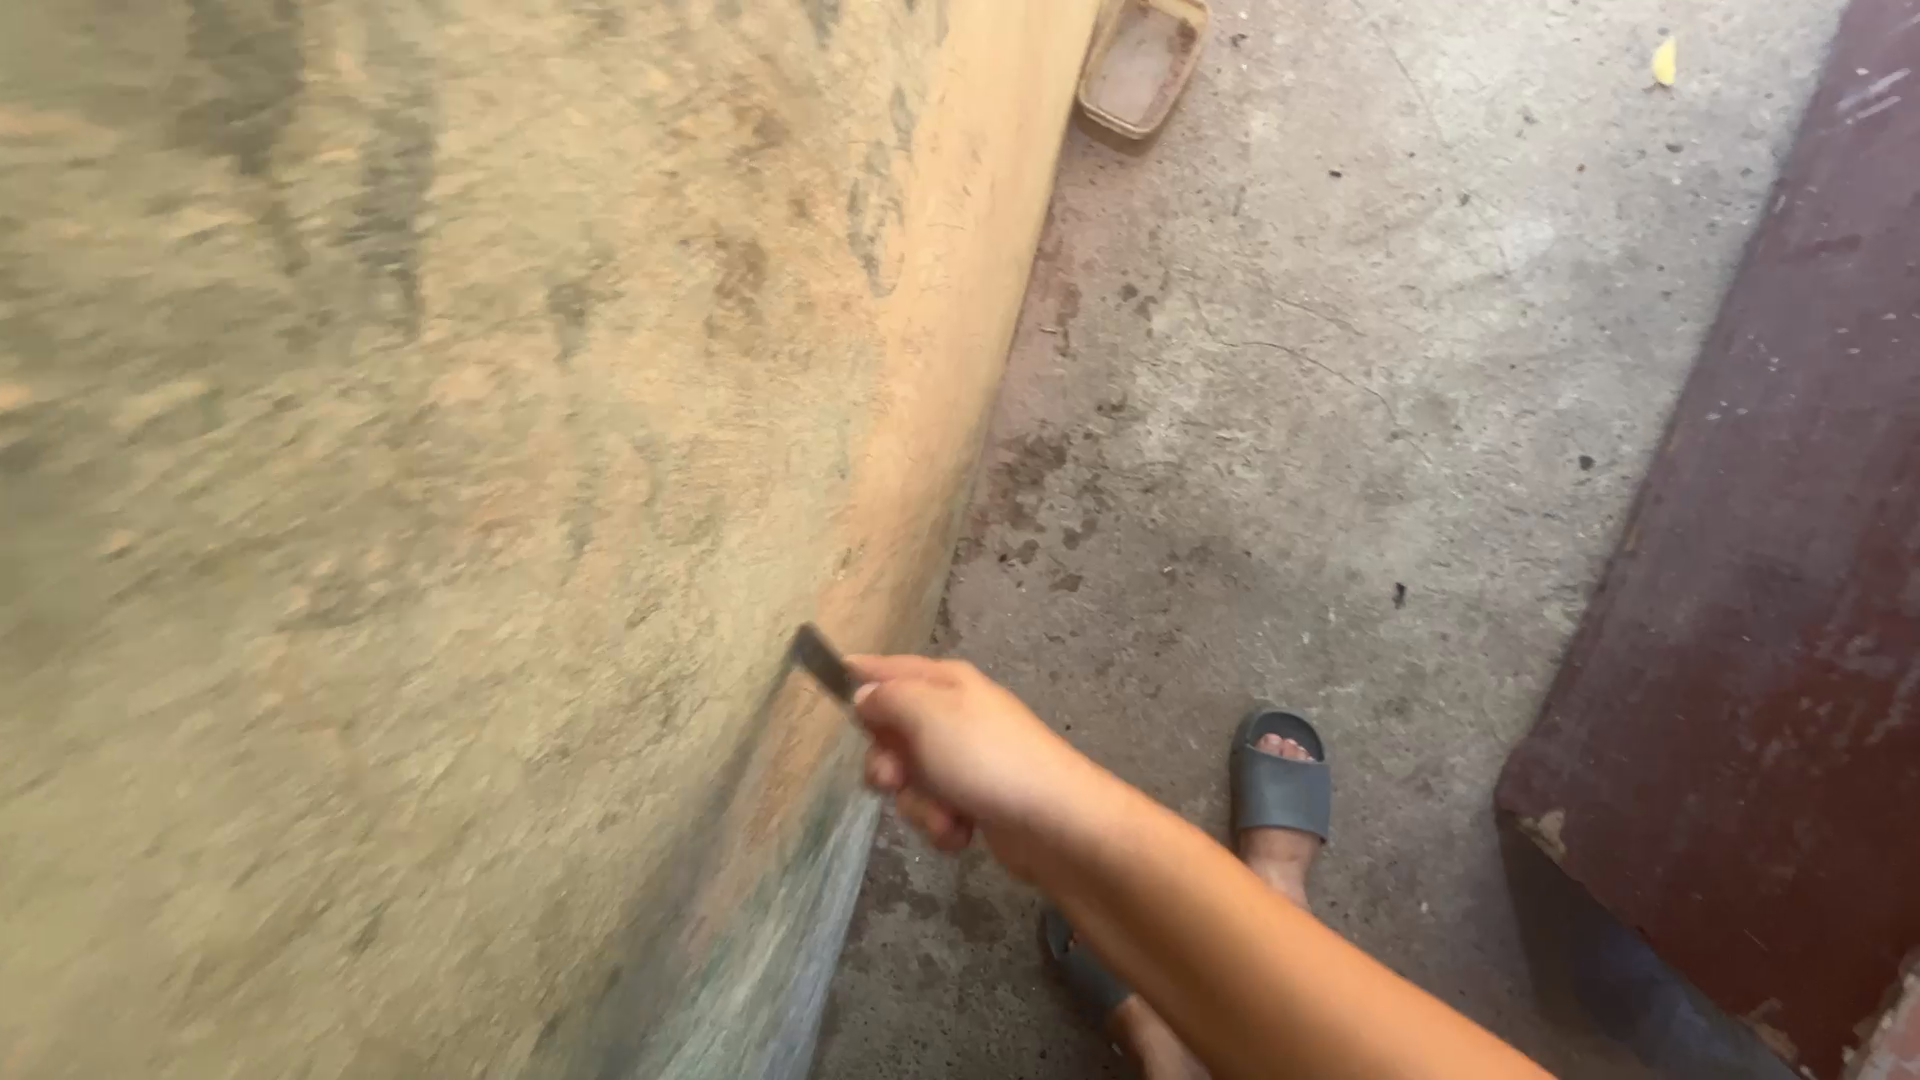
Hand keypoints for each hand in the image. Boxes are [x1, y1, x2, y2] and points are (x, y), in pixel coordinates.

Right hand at [847, 655, 1099, 871]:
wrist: (1052, 819)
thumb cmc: (985, 756)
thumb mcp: (926, 714)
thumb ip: (887, 699)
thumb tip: (864, 694)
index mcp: (945, 682)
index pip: (889, 668)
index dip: (860, 676)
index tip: (829, 685)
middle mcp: (954, 714)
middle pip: (891, 732)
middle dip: (887, 763)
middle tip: (894, 779)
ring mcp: (966, 758)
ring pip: (910, 778)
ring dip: (918, 804)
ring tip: (945, 814)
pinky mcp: (974, 798)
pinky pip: (935, 807)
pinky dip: (941, 823)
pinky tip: (961, 830)